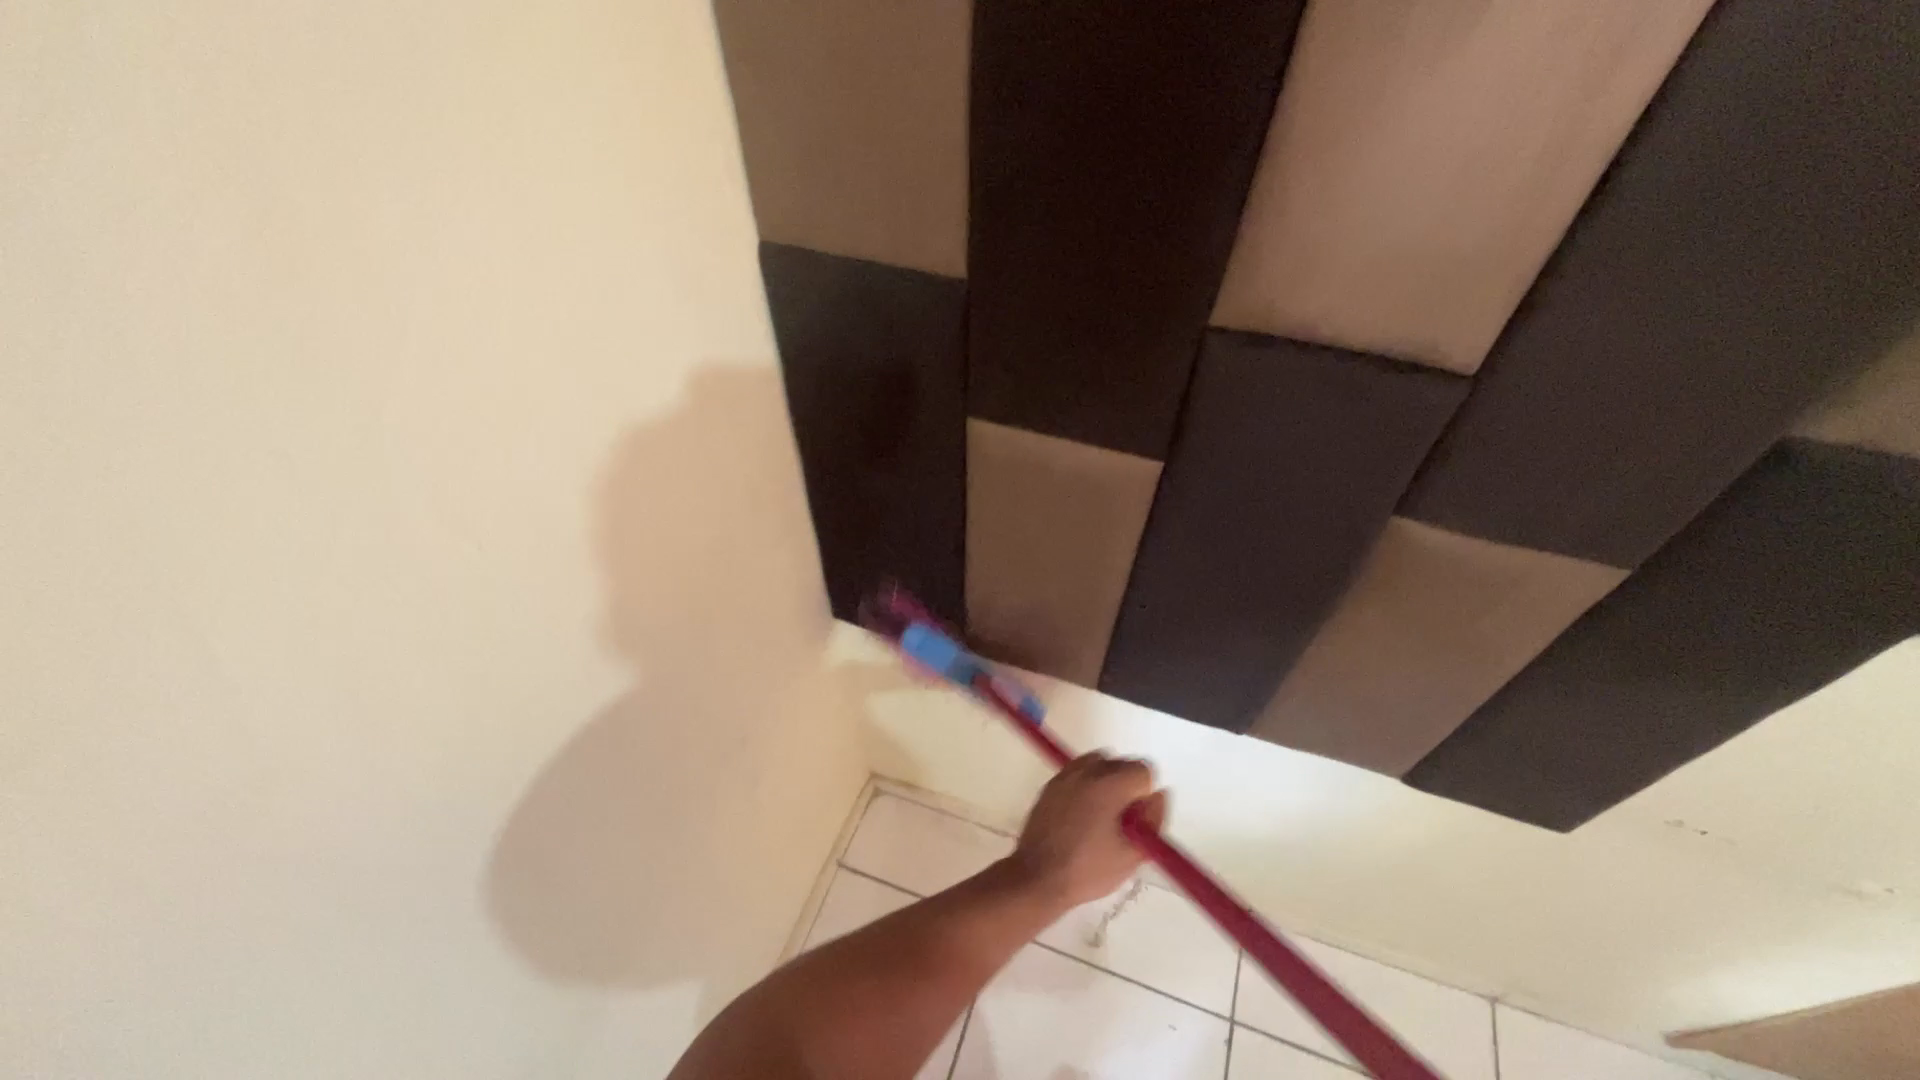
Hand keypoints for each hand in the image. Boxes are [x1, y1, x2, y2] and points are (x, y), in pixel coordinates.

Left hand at [1008, 753, 1168, 907]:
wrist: (1038, 877)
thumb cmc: (1089, 869)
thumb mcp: (1133, 853)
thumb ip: (1153, 819)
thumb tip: (1159, 794)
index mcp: (1109, 784)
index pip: (1144, 770)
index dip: (1145, 796)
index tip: (1135, 821)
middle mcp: (1087, 770)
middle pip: (1121, 763)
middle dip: (1128, 787)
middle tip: (1120, 822)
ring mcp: (1065, 774)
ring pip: (1098, 763)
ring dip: (1107, 781)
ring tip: (1101, 816)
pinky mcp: (1050, 784)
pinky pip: (1078, 772)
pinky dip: (1086, 784)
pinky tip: (1081, 814)